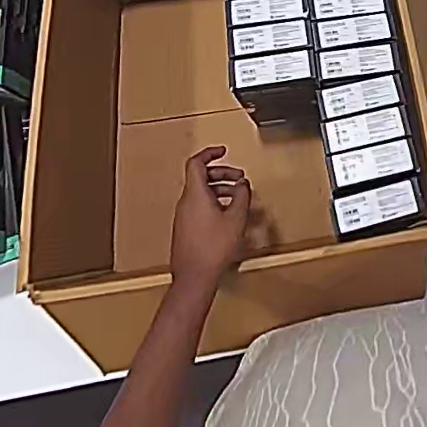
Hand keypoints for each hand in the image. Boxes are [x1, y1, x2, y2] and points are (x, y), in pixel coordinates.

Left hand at [168, 146, 252, 291]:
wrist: (194, 276)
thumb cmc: (213, 248)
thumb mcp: (236, 218)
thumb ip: (241, 196)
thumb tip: (242, 185)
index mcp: (195, 195)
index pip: (196, 164)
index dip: (209, 153)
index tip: (222, 150)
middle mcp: (185, 203)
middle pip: (200, 177)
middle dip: (221, 173)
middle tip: (239, 177)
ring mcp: (183, 216)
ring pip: (200, 192)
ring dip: (219, 188)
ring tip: (237, 195)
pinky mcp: (185, 227)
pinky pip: (198, 205)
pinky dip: (214, 201)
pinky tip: (228, 213)